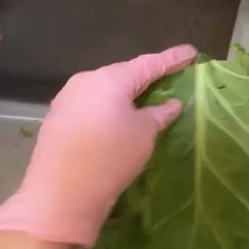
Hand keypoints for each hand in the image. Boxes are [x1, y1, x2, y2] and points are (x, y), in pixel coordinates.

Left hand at [0, 45, 197, 246]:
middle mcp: (85, 82)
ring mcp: (67, 101)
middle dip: (146, 78)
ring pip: (105, 92)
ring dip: (126, 96)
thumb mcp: (144, 134)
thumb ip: (159, 114)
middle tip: (169, 79)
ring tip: (145, 102)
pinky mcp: (58, 121)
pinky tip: (118, 121)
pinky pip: (91, 107)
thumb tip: (171, 104)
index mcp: (110, 79)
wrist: (61, 194)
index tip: (191, 53)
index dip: (172, 59)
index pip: (149, 64)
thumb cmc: (110, 157)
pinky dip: (109, 110)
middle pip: (123, 75)